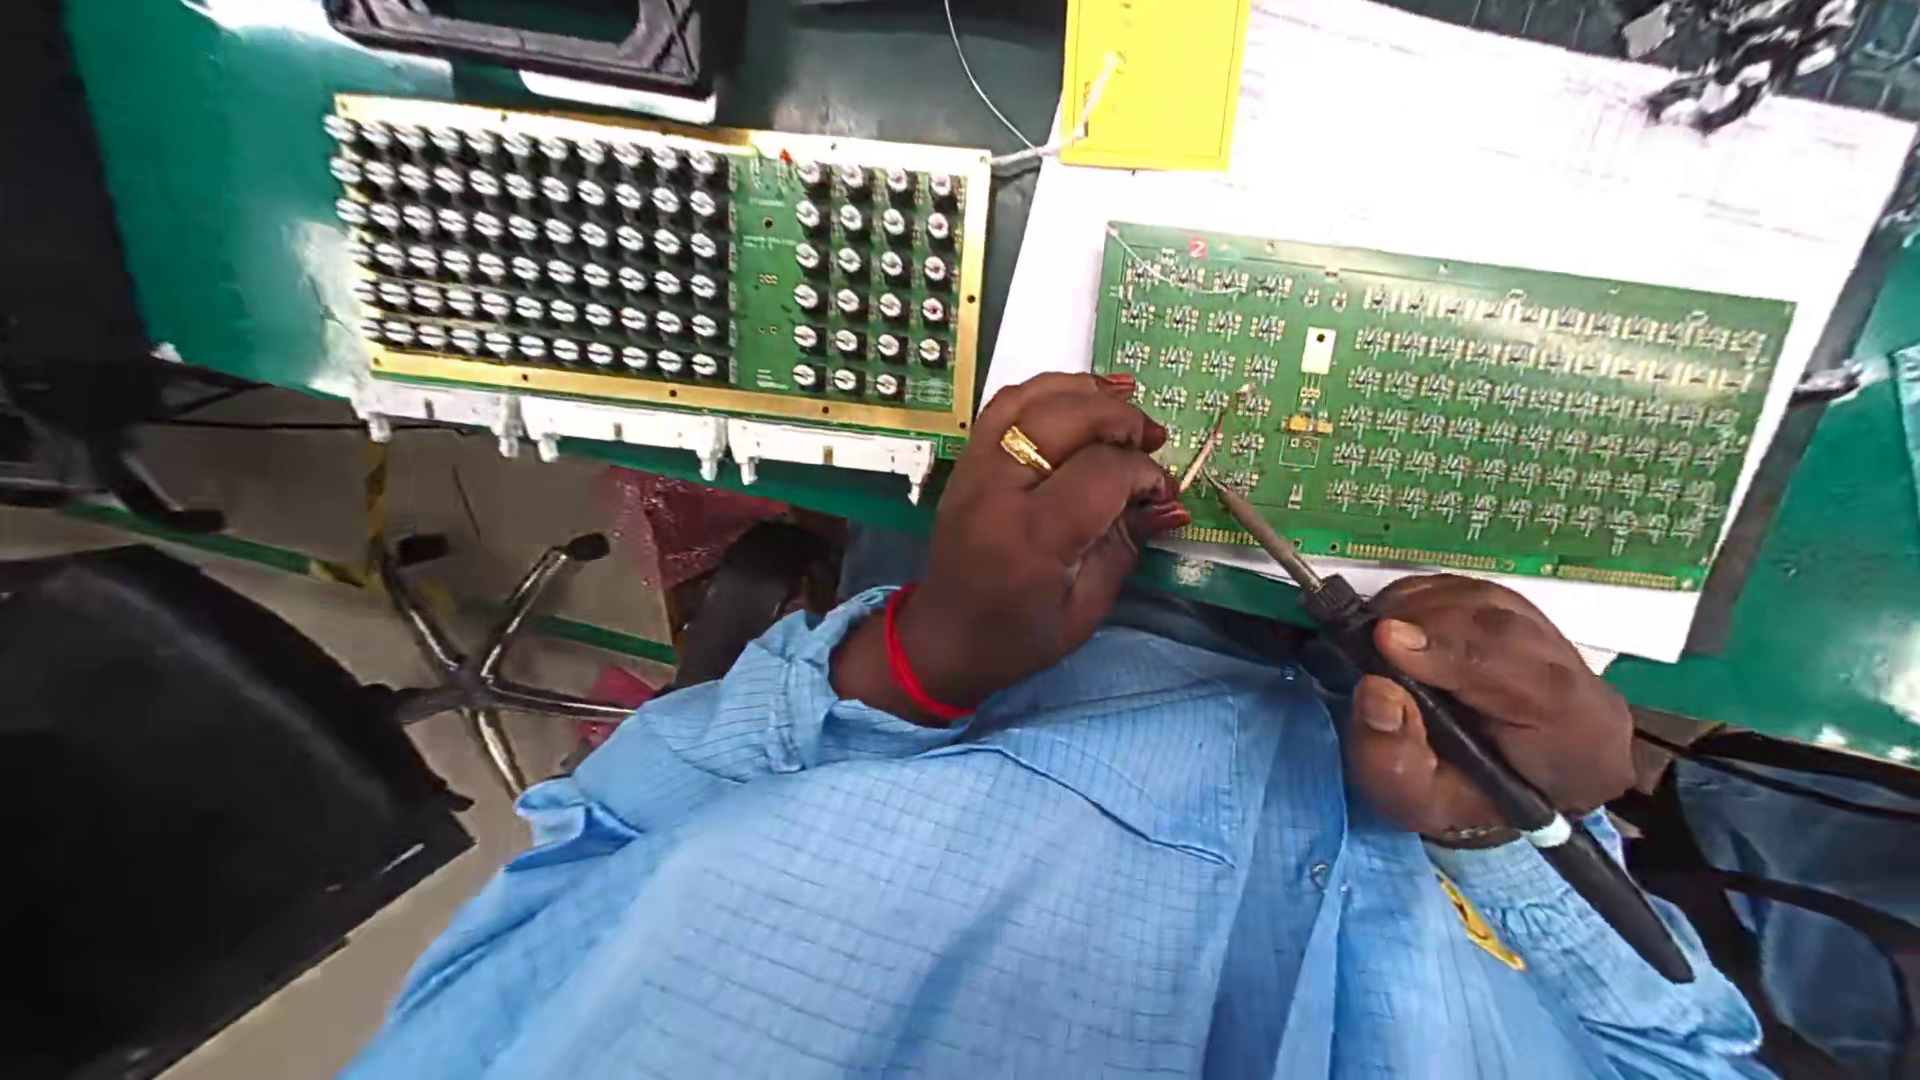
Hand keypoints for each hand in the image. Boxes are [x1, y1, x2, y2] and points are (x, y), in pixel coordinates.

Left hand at [832, 372, 1190, 723]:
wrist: (946, 636)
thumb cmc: (1018, 636)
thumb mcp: (1085, 607)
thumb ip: (1126, 545)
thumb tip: (1171, 502)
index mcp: (1032, 538)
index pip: (1101, 473)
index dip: (1144, 474)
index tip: (1161, 492)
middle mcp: (997, 492)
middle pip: (1065, 420)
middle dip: (1120, 419)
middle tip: (1151, 438)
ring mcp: (974, 471)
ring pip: (1029, 399)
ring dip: (1083, 390)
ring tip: (1123, 398)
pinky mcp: (965, 465)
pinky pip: (1002, 406)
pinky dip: (1043, 391)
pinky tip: (1076, 397)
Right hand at [1344, 574, 1634, 845]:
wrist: (1477, 785)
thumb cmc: (1450, 796)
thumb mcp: (1411, 799)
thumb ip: (1391, 755)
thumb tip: (1377, 688)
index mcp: (1575, 743)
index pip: (1529, 679)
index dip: (1454, 652)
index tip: (1385, 639)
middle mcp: (1578, 683)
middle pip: (1506, 628)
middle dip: (1427, 626)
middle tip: (1366, 637)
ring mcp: (1550, 642)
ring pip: (1486, 601)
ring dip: (1417, 610)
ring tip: (1375, 636)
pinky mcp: (1516, 618)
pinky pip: (1466, 590)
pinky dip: (1419, 599)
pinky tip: (1393, 624)